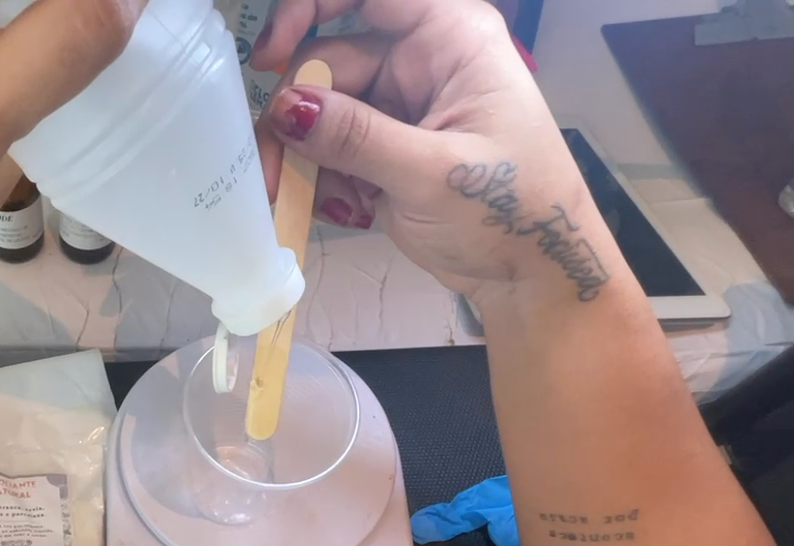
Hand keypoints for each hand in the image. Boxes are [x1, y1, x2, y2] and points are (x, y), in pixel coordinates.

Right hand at [251, 0, 614, 306]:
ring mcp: (394, 113)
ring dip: (301, 160)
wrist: (524, 271)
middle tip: (270, 175)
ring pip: (320, 117)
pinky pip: (328, 156)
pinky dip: (320, 183)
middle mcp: (416, 64)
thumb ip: (356, 138)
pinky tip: (342, 212)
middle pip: (329, 66)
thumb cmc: (507, 210)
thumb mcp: (432, 172)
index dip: (310, 7)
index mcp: (446, 38)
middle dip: (294, 118)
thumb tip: (284, 109)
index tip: (269, 57)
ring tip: (301, 202)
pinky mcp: (379, 156)